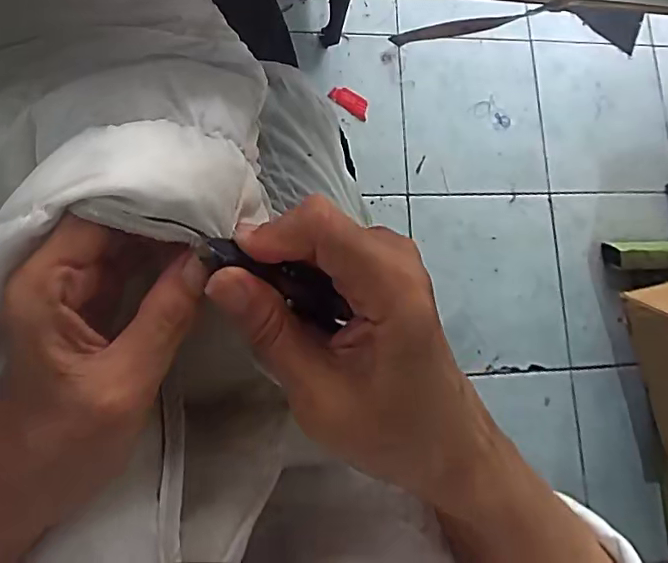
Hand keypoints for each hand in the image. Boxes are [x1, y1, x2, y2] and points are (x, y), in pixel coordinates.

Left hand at [0, 215, 207, 562]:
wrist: (23, 495)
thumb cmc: (61, 446)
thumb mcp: (123, 384)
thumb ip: (165, 316)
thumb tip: (208, 257)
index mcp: (41, 282)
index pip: (95, 217)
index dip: (145, 203)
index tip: (197, 198)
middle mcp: (49, 274)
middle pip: (108, 223)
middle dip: (160, 216)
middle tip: (214, 210)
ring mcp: (67, 288)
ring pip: (120, 242)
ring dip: (162, 236)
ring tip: (210, 225)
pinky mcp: (85, 304)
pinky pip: (125, 266)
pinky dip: (157, 260)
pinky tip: (191, 254)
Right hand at [204, 195, 608, 562]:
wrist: (447, 444)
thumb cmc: (390, 431)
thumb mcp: (317, 395)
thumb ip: (269, 330)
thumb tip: (220, 277)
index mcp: (391, 284)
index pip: (320, 223)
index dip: (270, 235)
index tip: (231, 268)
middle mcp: (395, 253)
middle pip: (317, 222)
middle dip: (272, 251)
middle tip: (243, 297)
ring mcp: (392, 253)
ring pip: (320, 230)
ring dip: (285, 261)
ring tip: (269, 309)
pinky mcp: (385, 262)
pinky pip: (331, 244)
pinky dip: (304, 267)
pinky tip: (297, 308)